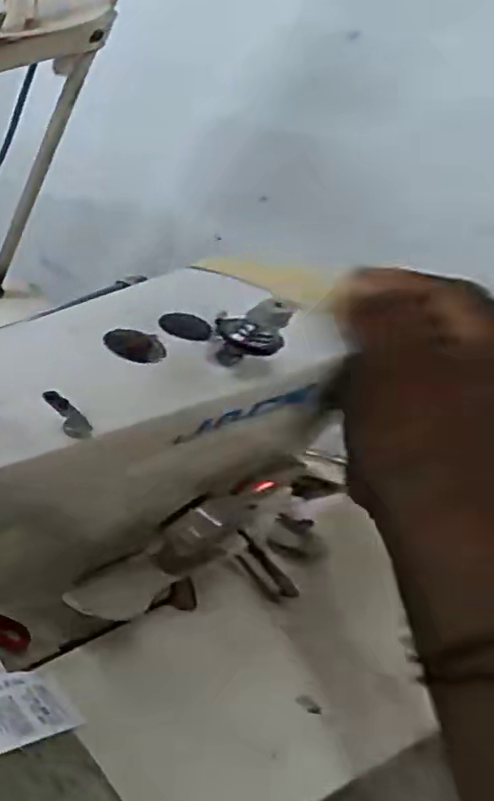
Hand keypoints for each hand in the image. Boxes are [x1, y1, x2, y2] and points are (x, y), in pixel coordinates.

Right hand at [334, 268, 493, 520]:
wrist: (455, 517)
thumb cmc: (424, 438)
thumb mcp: (397, 372)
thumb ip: (385, 321)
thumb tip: (363, 283)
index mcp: (488, 343)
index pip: (442, 294)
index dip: (388, 285)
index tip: (332, 289)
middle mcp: (492, 365)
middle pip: (435, 327)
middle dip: (379, 321)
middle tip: (324, 326)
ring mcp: (478, 401)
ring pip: (423, 361)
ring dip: (376, 357)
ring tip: (329, 363)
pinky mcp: (457, 432)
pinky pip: (415, 394)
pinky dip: (381, 390)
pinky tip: (353, 402)